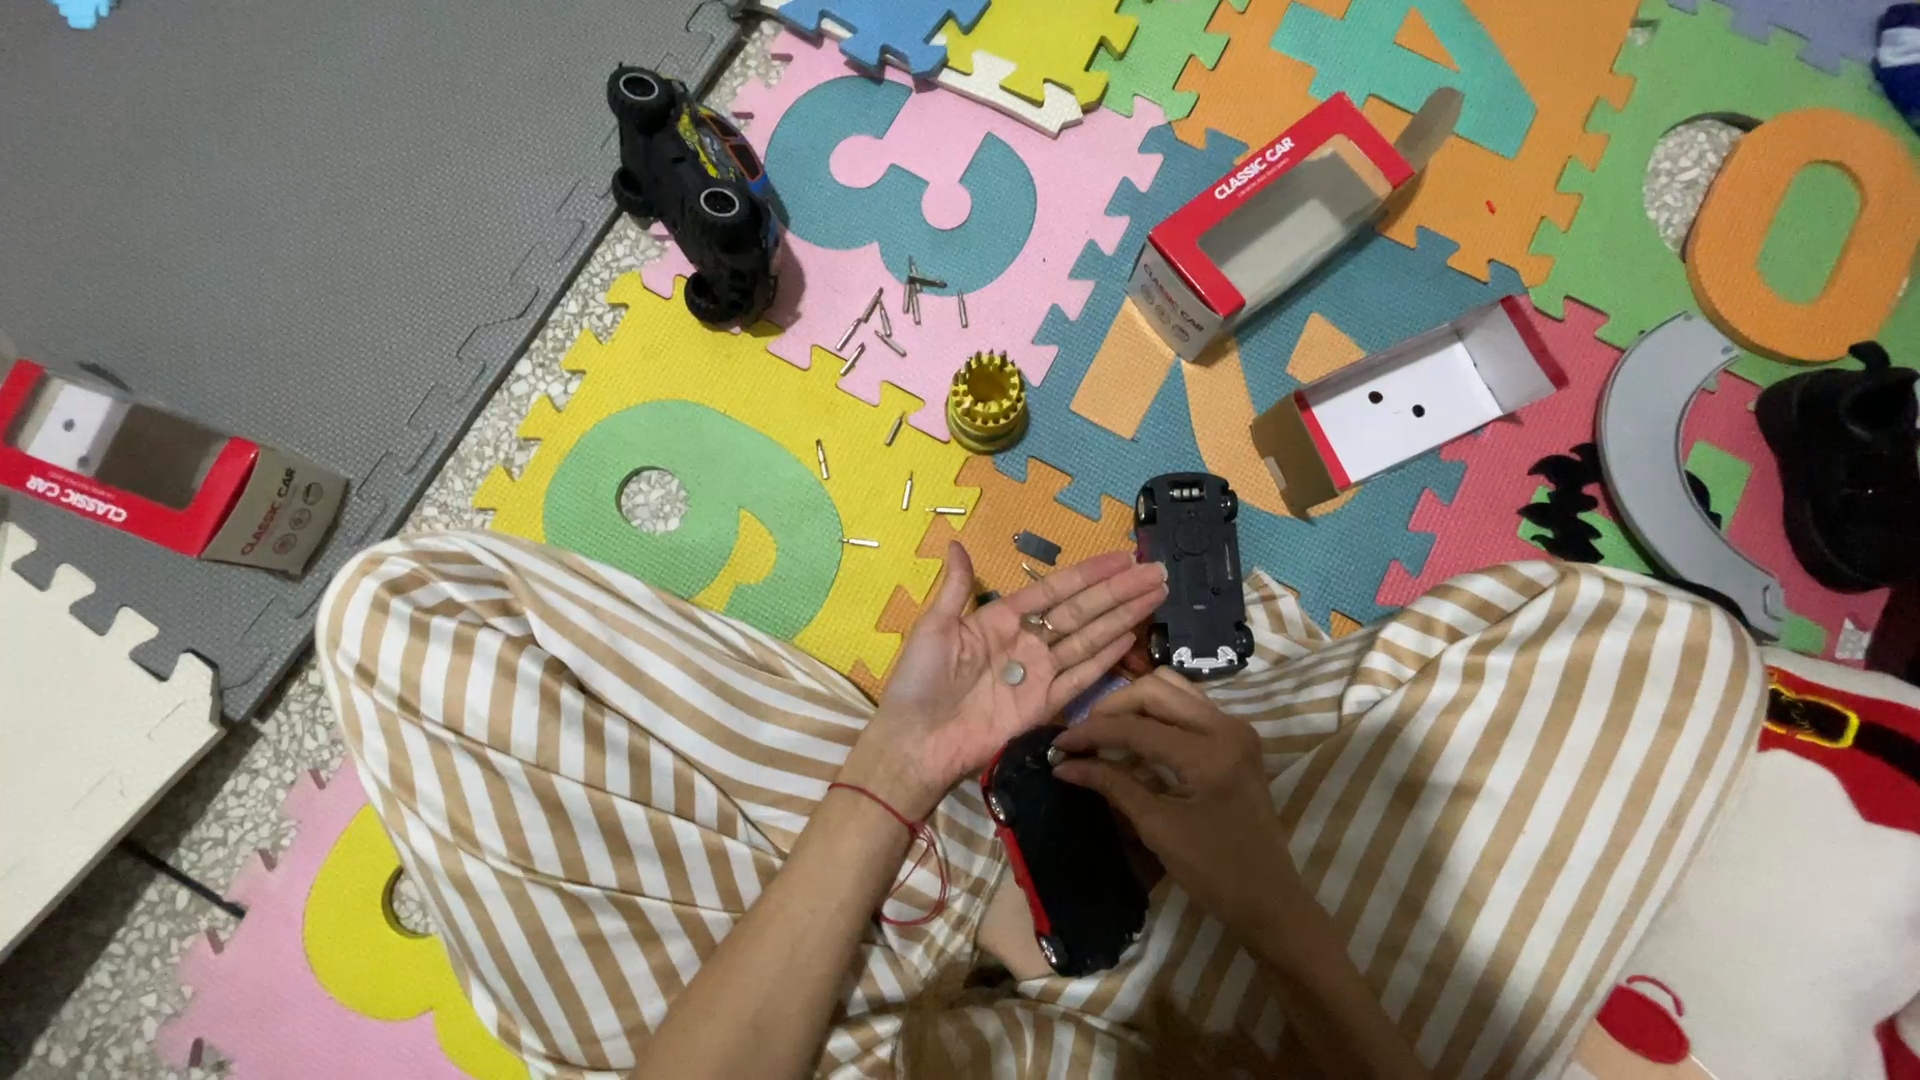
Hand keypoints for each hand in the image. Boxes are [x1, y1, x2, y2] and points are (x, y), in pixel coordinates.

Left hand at [839, 543, 1167, 818]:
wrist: (916, 743)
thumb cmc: (919, 681)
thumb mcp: (933, 627)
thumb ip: (954, 588)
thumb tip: (955, 542)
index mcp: (1001, 618)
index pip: (1055, 590)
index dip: (1090, 574)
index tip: (1123, 558)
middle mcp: (1026, 642)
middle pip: (1081, 611)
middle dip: (1119, 592)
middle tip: (1156, 572)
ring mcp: (1038, 674)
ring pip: (1088, 639)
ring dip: (1122, 618)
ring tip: (1155, 596)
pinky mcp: (1044, 706)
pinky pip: (1080, 678)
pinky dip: (1104, 659)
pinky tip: (1130, 638)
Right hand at [1050, 670, 1294, 936]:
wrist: (1269, 899)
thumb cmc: (1214, 871)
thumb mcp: (1157, 827)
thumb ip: (1112, 784)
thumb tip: (1064, 764)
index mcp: (1210, 753)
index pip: (1137, 727)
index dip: (1092, 732)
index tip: (1059, 744)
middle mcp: (1226, 727)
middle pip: (1154, 690)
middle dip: (1112, 709)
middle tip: (1083, 736)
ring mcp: (1234, 728)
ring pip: (1171, 689)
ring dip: (1134, 705)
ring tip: (1106, 733)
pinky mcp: (1234, 736)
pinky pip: (1186, 704)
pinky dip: (1155, 713)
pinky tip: (1135, 738)